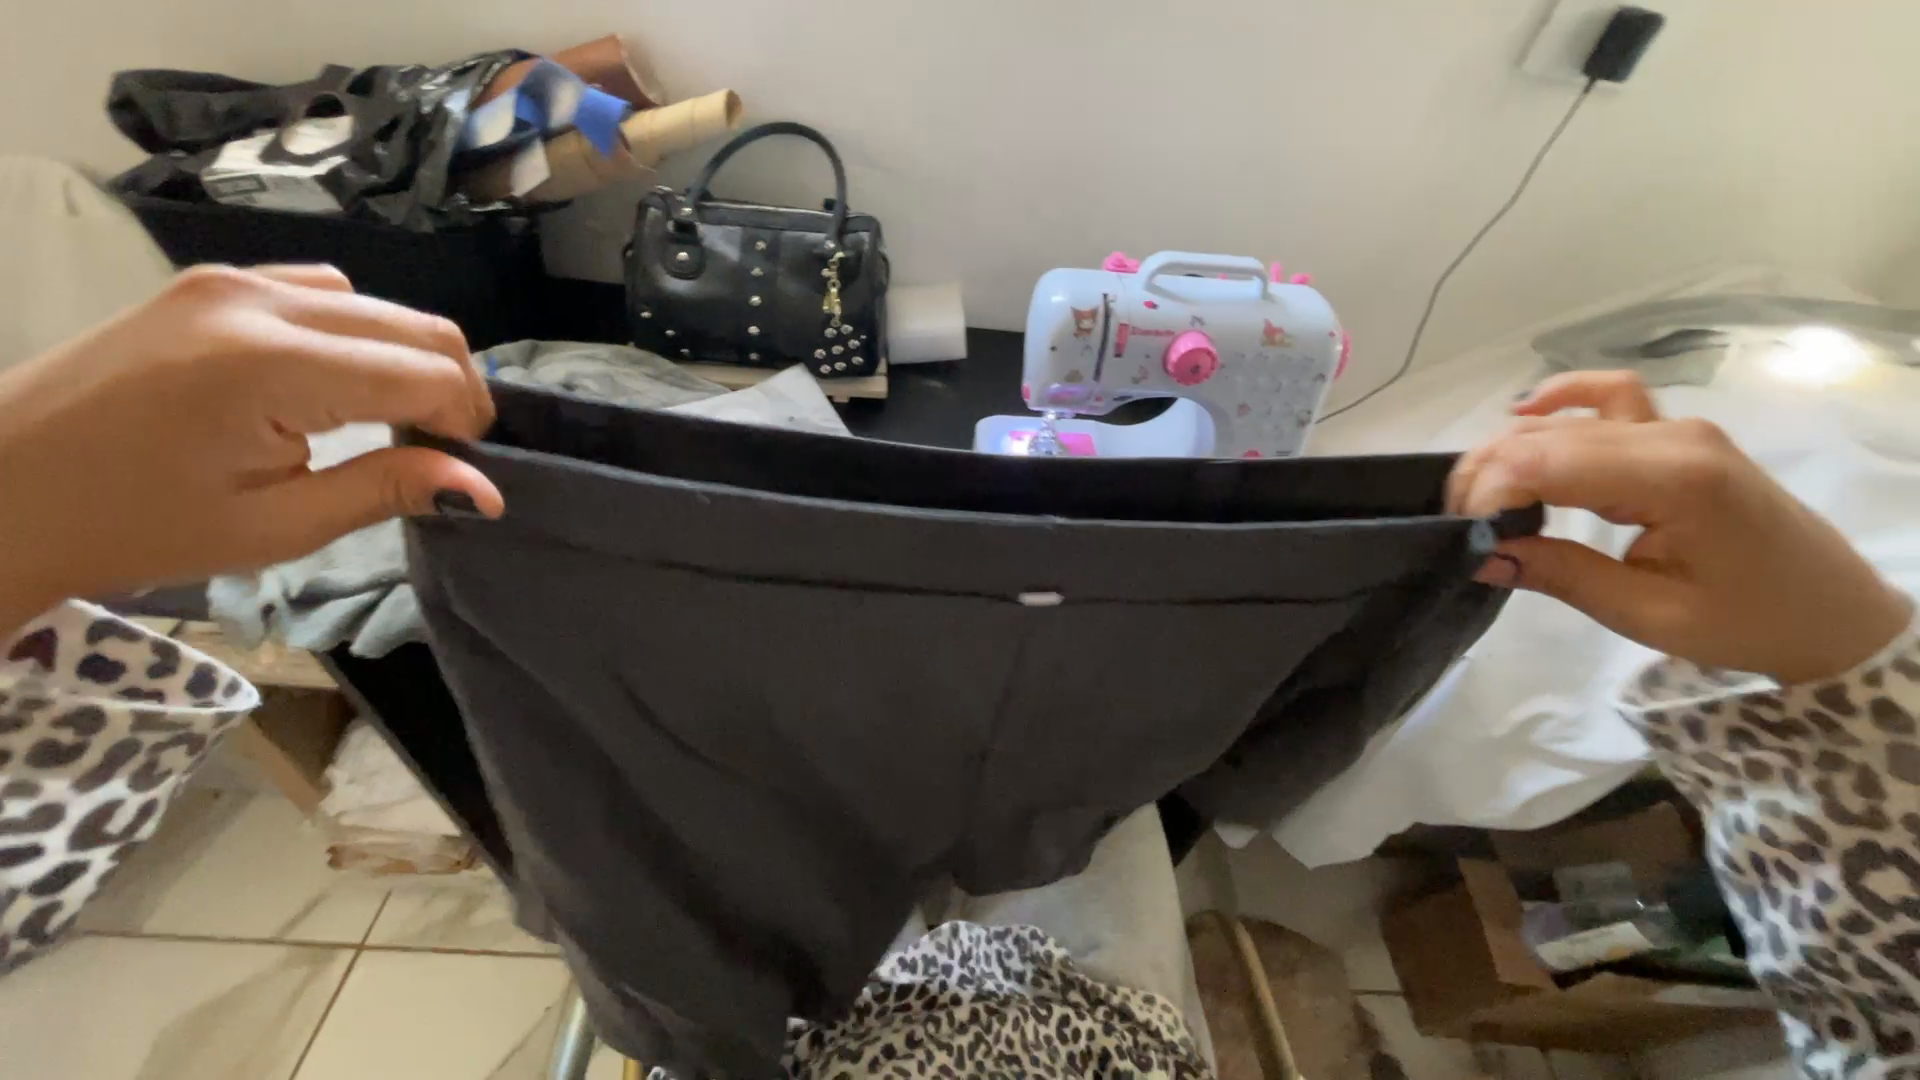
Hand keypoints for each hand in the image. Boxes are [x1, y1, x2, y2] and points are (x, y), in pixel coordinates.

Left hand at [0, 264, 502, 630]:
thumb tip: (488, 491)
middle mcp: (258, 301)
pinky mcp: (215, 284)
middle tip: (443, 449)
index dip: (466, 424)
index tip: (459, 470)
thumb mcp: (278, 525)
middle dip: (456, 391)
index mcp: (271, 365)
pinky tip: (344, 381)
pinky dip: (366, 335)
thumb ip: (391, 490)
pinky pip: (331, 293)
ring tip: (397, 421)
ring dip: (415, 363)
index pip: (428, 375)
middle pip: (421, 328)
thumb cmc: (136, 523)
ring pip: (385, 308)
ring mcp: (233, 282)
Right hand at [1448, 370, 1911, 684]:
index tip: (1466, 539)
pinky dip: (1560, 397)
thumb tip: (1478, 553)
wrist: (1832, 614)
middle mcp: (1673, 438)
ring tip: (1477, 500)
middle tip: (1461, 529)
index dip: (1487, 495)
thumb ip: (1558, 574)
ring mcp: (1676, 430)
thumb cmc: (1747, 621)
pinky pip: (1608, 395)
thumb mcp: (1645, 613)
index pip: (1543, 463)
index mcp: (1674, 480)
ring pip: (1560, 422)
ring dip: (1505, 453)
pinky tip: (1521, 410)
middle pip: (1542, 439)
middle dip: (1484, 480)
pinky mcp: (1673, 435)